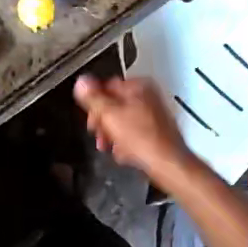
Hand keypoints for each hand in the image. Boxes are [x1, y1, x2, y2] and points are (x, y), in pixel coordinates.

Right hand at [73, 74, 197, 185]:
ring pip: (123, 121)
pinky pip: (133, 134)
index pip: (107, 86)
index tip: (90, 116)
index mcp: (139, 86)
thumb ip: (93, 98)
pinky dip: (125, 143)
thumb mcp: (109, 115)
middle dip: (104, 121)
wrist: (166, 163)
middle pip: (115, 105)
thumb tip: (81, 82)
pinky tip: (124, 153)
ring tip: (110, 145)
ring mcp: (154, 114)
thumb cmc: (144, 140)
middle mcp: (149, 97)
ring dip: (112, 134)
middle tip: (99, 133)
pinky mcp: (156, 132)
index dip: (94, 103)